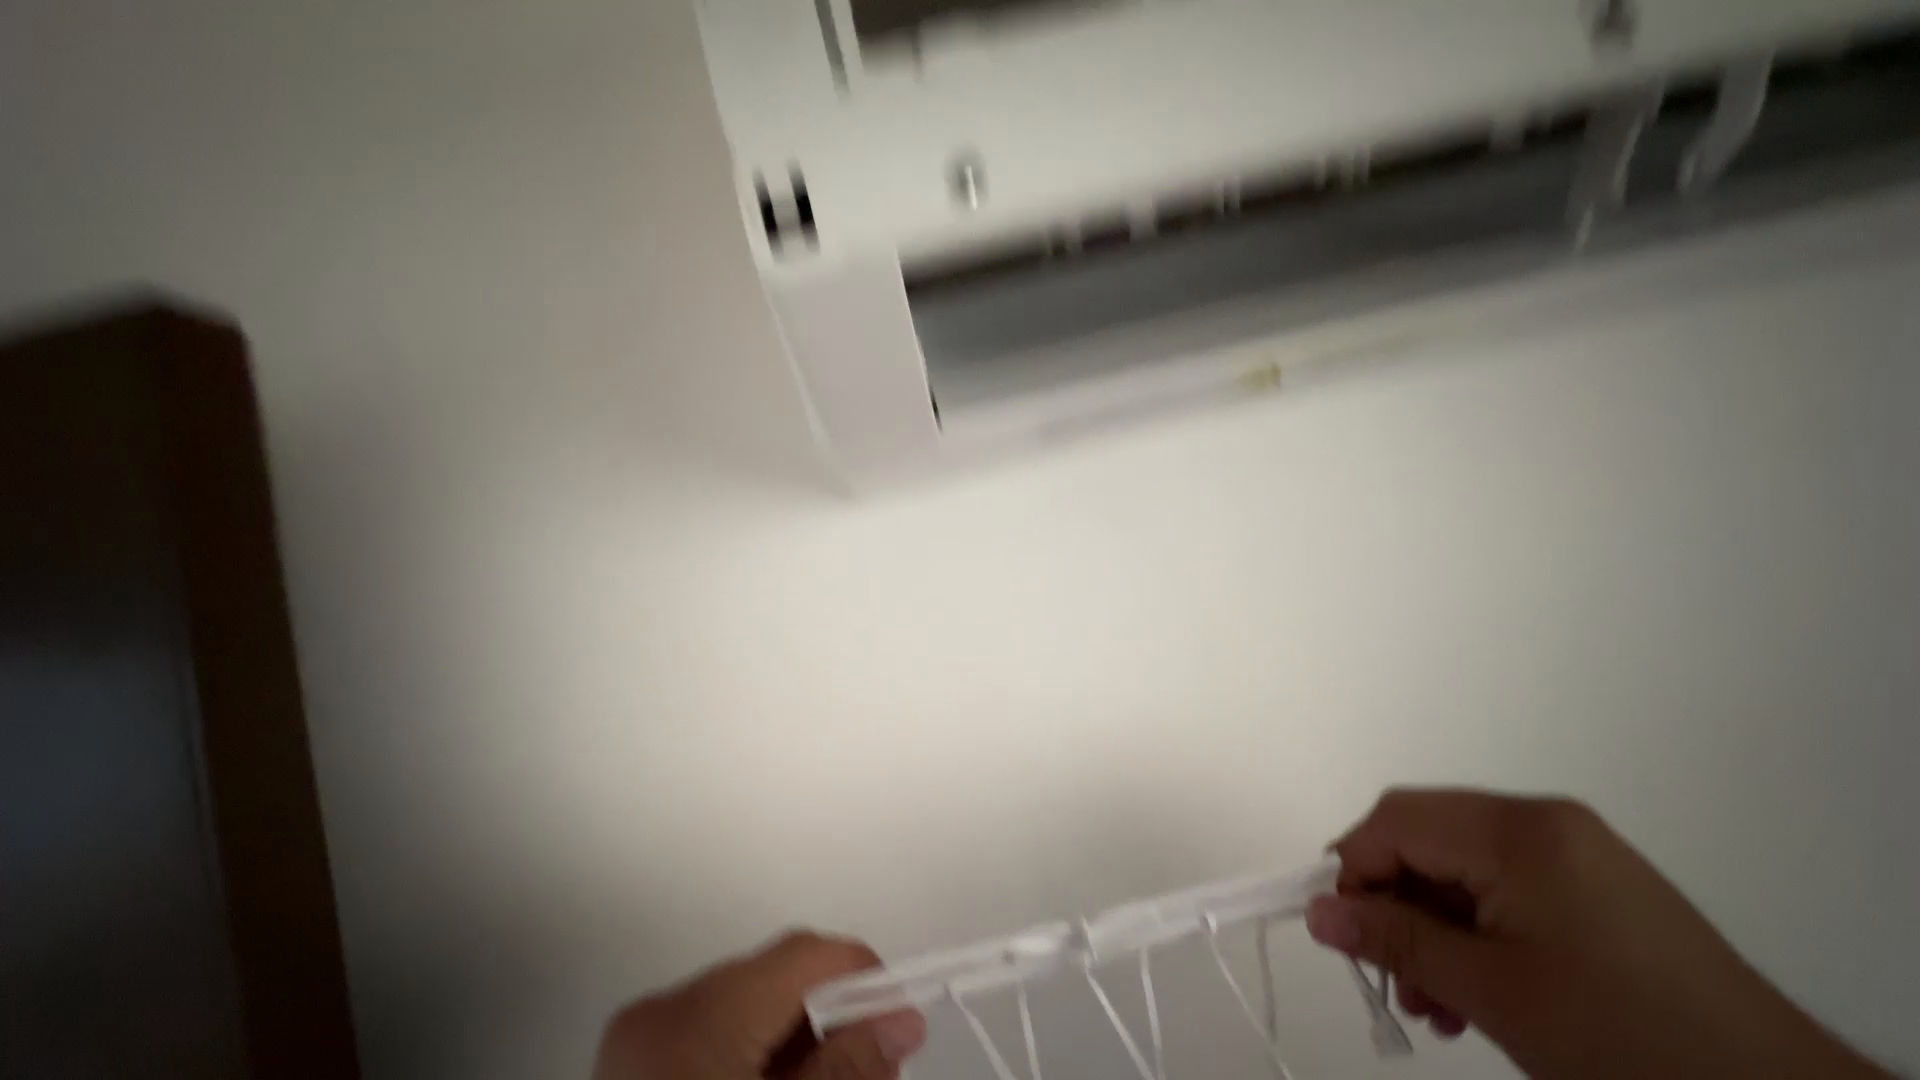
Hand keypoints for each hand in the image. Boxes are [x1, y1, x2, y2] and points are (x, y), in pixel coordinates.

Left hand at [593, 931, 926, 1079]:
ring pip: (745, 1009)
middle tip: (874, 1070)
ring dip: (796, 1041)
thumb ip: (847, 1069)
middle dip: (832, 1018)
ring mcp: (635, 1043)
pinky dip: (755, 1057)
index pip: (803, 954)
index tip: (900, 1025)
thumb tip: (899, 1019)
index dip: (864, 979)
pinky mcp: (628, 1070)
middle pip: (773, 981)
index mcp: (696, 1015)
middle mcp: (659, 1012)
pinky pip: (712, 1038)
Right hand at [1307, 788, 1890, 1079]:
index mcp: (1519, 830)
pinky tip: (1474, 991)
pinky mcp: (1595, 886)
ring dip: (1430, 927)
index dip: (1353, 869)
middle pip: (1427, 839)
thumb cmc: (1620, 1033)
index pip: (1398, 820)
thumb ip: (1395, 943)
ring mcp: (1574, 852)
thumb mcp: (1491, 992)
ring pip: (1461, 869)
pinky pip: (1504, 889)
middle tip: (1388, 978)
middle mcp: (1543, 823)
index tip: (1339, 933)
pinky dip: (1473, 931)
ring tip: (1433, 1004)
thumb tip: (1317, 913)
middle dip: (1393, 904)